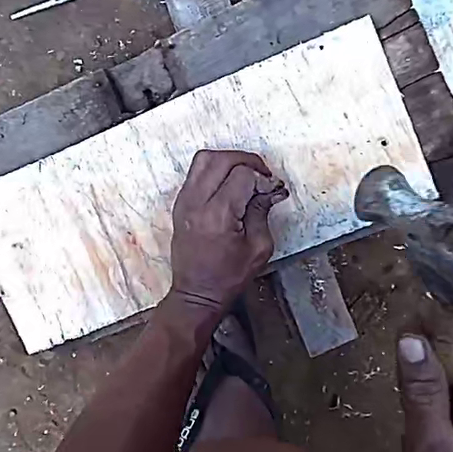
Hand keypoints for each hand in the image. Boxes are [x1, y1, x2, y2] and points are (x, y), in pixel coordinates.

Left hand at [166, 149, 288, 313]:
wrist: (196, 293)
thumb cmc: (228, 277)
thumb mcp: (258, 247)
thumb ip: (263, 211)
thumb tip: (270, 188)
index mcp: (217, 215)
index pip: (242, 175)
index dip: (263, 178)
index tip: (272, 188)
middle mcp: (196, 203)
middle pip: (221, 159)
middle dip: (247, 161)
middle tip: (263, 175)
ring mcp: (184, 201)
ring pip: (204, 159)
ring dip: (228, 160)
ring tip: (246, 174)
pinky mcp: (180, 203)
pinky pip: (195, 172)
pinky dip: (214, 169)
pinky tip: (229, 183)